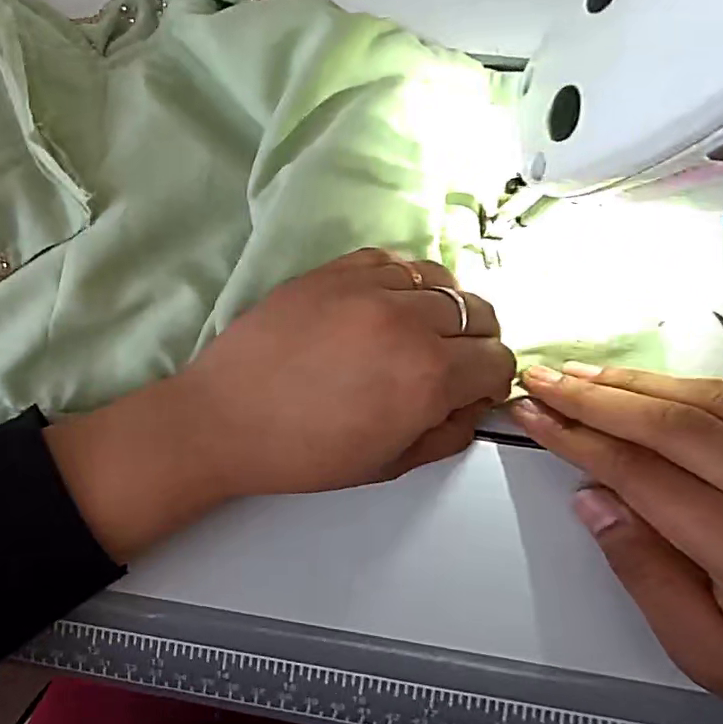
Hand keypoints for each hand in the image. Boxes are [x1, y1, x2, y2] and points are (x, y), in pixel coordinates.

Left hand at [48, 248, 515, 559]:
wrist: (225, 417)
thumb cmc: (303, 453)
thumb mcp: (388, 463)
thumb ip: (448, 433)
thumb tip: (474, 403)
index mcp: (428, 376)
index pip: (498, 360)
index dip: (489, 382)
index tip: (467, 392)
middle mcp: (406, 321)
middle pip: (478, 312)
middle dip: (474, 342)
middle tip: (444, 363)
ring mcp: (366, 287)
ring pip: (439, 278)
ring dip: (441, 306)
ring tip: (413, 330)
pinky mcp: (331, 270)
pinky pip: (390, 260)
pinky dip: (399, 280)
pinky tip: (381, 304)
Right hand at [507, 364, 722, 723]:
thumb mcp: (717, 665)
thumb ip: (648, 578)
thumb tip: (592, 499)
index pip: (651, 478)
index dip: (579, 439)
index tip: (530, 413)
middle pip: (684, 427)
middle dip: (599, 396)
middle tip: (542, 378)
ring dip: (644, 382)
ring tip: (585, 373)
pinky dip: (708, 385)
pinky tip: (667, 383)